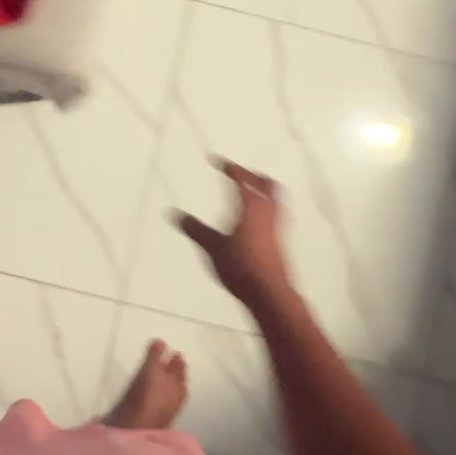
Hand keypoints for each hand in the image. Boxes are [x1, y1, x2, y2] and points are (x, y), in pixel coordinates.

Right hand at [176, 159, 294, 313]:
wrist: (270, 293)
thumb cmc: (241, 266)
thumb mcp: (213, 248)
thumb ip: (196, 230)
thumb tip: (175, 214)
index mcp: (251, 208)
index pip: (243, 180)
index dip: (231, 168)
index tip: (217, 161)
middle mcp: (268, 213)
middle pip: (267, 185)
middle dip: (254, 176)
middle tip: (240, 175)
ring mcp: (277, 228)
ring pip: (275, 200)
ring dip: (263, 191)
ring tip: (250, 193)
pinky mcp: (280, 242)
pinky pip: (275, 215)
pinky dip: (265, 209)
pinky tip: (255, 221)